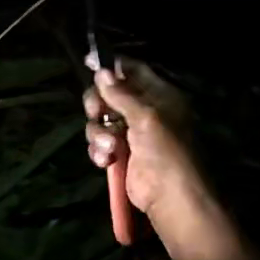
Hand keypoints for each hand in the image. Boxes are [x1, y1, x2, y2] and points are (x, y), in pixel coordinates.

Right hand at [83, 59, 212, 228]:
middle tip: (97, 112)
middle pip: (109, 94)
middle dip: (98, 104)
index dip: (112, 66)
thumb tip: (101, 70)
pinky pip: (99, 142)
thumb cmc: (166, 151)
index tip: (89, 63)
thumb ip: (121, 93)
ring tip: (109, 148)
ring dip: (98, 133)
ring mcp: (131, 133)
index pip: (133, 70)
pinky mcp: (120, 153)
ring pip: (100, 120)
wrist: (170, 196)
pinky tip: (105, 161)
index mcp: (159, 96)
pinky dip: (98, 150)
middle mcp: (144, 111)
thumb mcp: (146, 116)